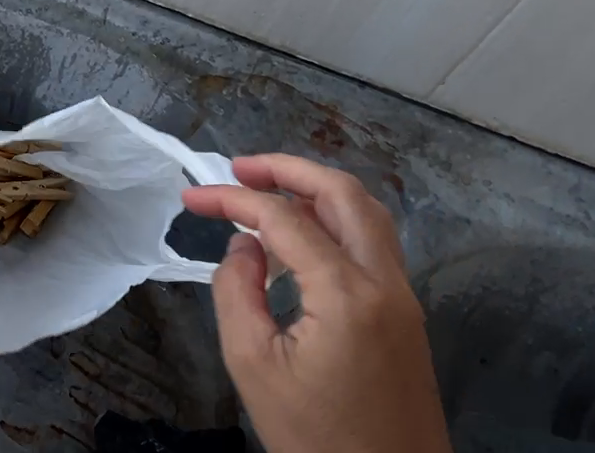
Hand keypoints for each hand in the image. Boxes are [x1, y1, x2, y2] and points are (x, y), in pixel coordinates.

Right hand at [183, 154, 450, 452]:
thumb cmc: (314, 435)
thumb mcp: (252, 364)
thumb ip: (236, 290)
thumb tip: (243, 247)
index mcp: (346, 293)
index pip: (282, 218)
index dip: (231, 199)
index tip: (189, 199)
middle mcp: (385, 283)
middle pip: (342, 193)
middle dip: (286, 169)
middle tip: (237, 169)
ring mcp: (402, 298)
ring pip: (365, 213)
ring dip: (313, 188)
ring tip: (264, 189)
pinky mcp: (404, 316)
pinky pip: (371, 242)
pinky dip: (332, 218)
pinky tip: (296, 234)